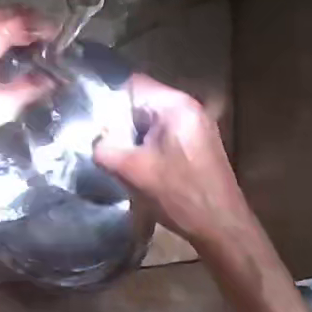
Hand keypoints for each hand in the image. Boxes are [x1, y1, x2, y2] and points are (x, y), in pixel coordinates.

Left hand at [0, 8, 54, 177]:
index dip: (43, 26)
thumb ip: (30, 88)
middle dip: (27, 24)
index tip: (57, 36)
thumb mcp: (0, 106)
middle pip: (3, 14)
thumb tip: (52, 80)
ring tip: (21, 44)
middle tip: (44, 39)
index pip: (21, 18)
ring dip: (5, 27)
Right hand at [94, 74, 254, 246]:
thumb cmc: (179, 195)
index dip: (106, 100)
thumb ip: (104, 148)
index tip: (91, 122)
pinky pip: (161, 135)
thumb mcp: (131, 171)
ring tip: (117, 159)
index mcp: (175, 105)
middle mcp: (188, 108)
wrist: (221, 227)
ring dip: (130, 138)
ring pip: (148, 121)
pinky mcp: (195, 145)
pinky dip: (145, 147)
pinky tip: (138, 169)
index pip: (131, 84)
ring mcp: (195, 126)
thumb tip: (92, 140)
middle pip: (140, 102)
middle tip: (100, 144)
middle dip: (117, 122)